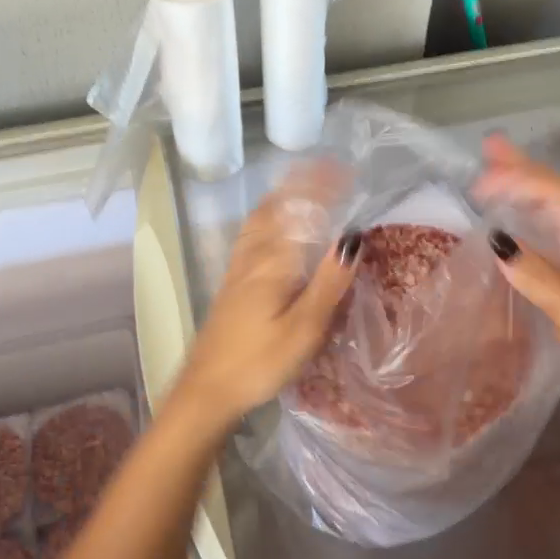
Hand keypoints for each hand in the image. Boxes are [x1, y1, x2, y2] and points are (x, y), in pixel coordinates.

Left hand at [172, 161, 361, 427]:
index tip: (346, 169)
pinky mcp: (232, 283)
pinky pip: (252, 233)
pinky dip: (268, 215)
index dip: (322, 186)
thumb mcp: (304, 328)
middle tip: (330, 169)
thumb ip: (329, 282)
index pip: (300, 210)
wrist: (207, 389)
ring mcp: (238, 267)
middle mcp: (253, 255)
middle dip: (302, 183)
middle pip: (276, 206)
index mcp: (274, 261)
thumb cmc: (260, 361)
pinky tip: (271, 225)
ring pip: (260, 218)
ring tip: (302, 185)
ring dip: (283, 195)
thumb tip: (353, 237)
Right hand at [473, 135, 559, 400]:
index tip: (479, 184)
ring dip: (527, 184)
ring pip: (557, 206)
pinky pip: (558, 225)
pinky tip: (521, 215)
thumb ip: (538, 278)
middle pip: (557, 191)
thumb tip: (498, 240)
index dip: (517, 179)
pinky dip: (534, 209)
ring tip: (496, 167)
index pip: (553, 194)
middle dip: (522, 167)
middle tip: (489, 146)